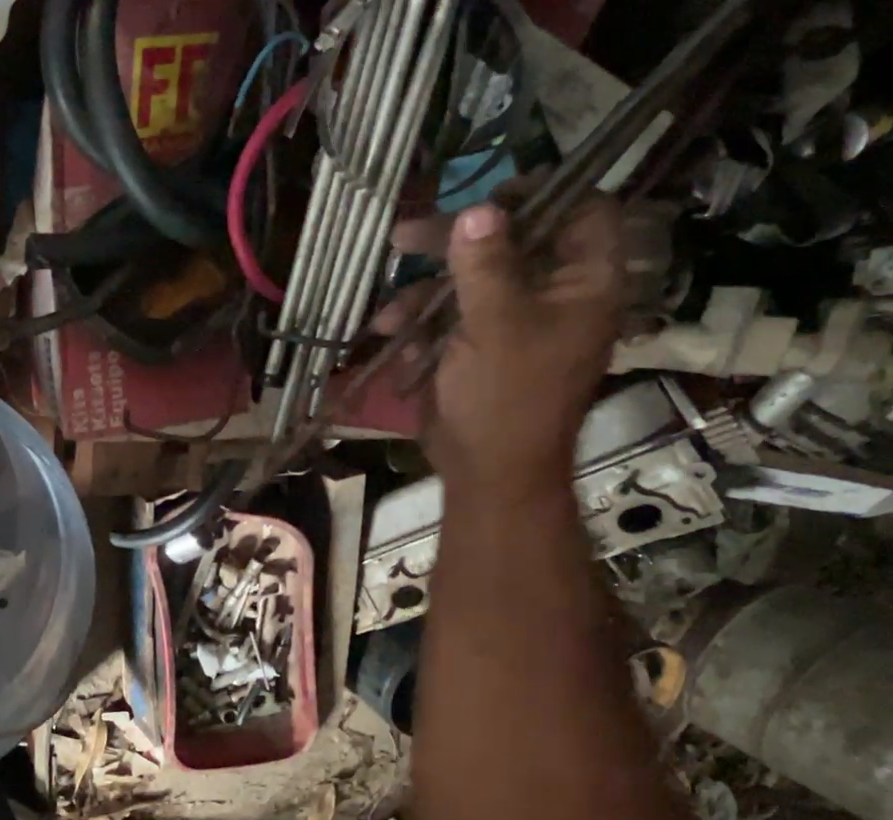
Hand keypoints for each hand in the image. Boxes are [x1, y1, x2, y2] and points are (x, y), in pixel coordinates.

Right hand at [378, 198, 625, 495]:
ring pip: (468, 283)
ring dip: (423, 296)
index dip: (537, 197)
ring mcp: (513, 322)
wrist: (487, 468)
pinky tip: (393, 339)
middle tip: (403, 236)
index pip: (580, 213)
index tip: (485, 197)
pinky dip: (419, 326)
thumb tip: (479, 210)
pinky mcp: (477, 347)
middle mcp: (554, 295)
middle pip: (509, 245)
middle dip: (453, 246)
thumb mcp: (496, 324)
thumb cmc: (506, 396)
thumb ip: (487, 264)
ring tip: (390, 318)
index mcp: (584, 283)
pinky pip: (448, 319)